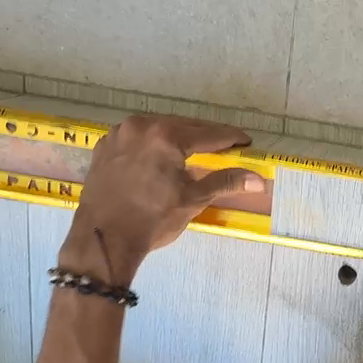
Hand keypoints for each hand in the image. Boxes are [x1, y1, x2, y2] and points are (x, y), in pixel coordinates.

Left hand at [61, 115, 262, 280]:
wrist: (103, 237)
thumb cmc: (152, 219)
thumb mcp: (193, 199)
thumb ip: (225, 182)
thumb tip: (259, 180)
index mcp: (166, 136)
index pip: (208, 133)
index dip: (230, 138)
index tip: (246, 141)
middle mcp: (141, 126)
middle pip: (183, 126)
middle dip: (205, 136)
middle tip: (224, 146)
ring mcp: (119, 133)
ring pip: (158, 128)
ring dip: (178, 137)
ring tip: (193, 150)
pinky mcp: (105, 145)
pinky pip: (137, 137)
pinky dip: (153, 143)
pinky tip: (160, 157)